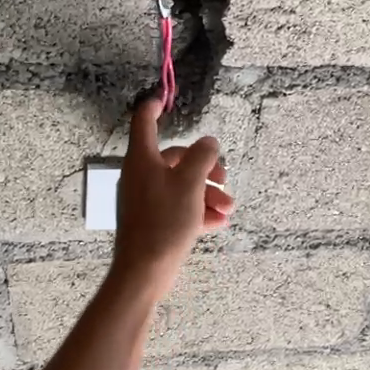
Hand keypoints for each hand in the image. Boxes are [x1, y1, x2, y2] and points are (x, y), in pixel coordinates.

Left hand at [109, 97, 231, 299]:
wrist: (144, 271)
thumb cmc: (165, 220)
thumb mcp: (190, 184)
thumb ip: (202, 157)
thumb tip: (208, 141)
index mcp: (142, 159)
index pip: (144, 122)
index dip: (154, 106)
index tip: (165, 98)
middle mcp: (140, 175)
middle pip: (175, 159)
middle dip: (205, 168)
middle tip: (225, 179)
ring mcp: (144, 199)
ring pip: (180, 185)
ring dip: (207, 193)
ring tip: (229, 209)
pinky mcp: (151, 222)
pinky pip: (177, 207)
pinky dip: (198, 211)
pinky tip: (219, 223)